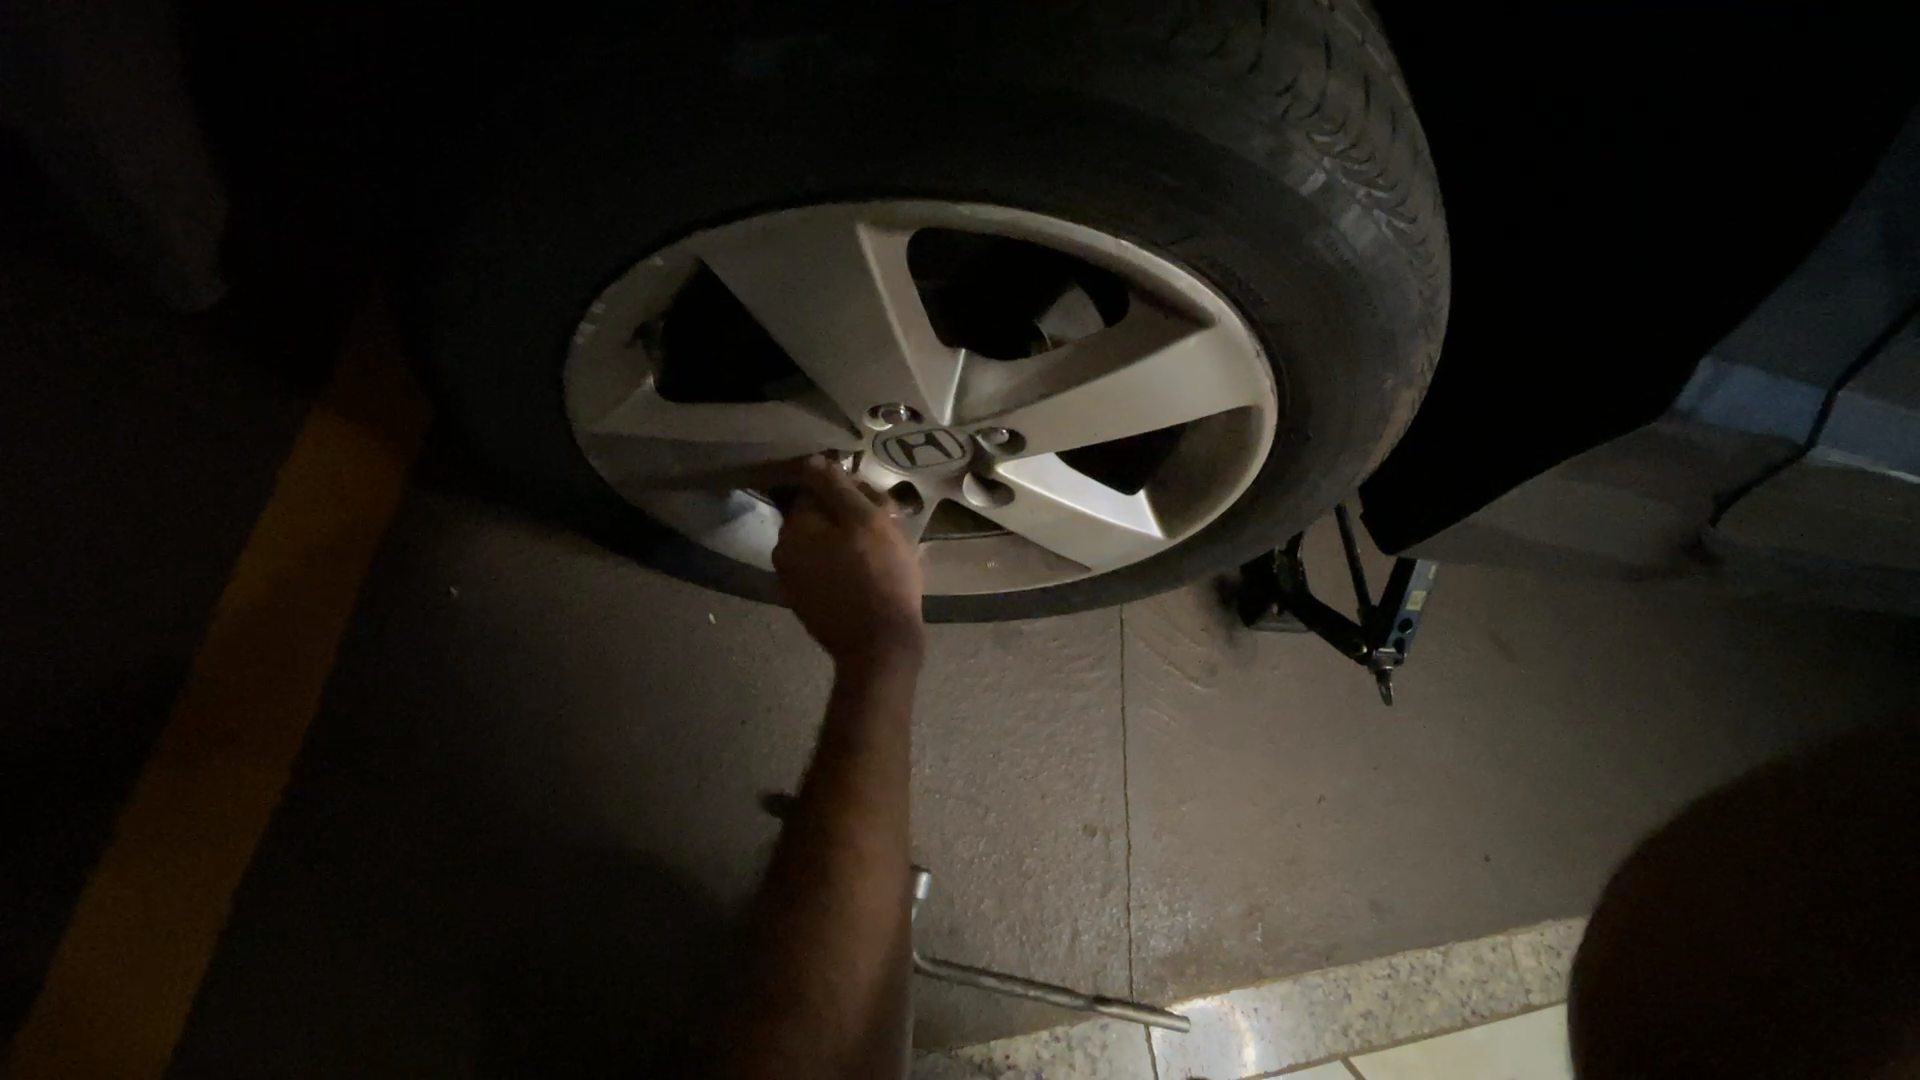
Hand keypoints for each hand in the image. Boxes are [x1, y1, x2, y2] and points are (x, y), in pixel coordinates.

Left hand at [773, 456, 925, 669]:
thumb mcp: (866, 521)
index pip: (815, 489)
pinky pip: (829, 571)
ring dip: (852, 539)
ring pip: (825, 544)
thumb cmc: (880, 577)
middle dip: (852, 514)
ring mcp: (795, 584)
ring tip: (888, 547)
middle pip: (819, 518)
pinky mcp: (811, 606)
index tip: (879, 500)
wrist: (881, 647)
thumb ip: (837, 487)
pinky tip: (875, 572)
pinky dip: (848, 565)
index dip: (849, 488)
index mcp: (793, 531)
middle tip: (890, 522)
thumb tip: (812, 460)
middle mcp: (784, 555)